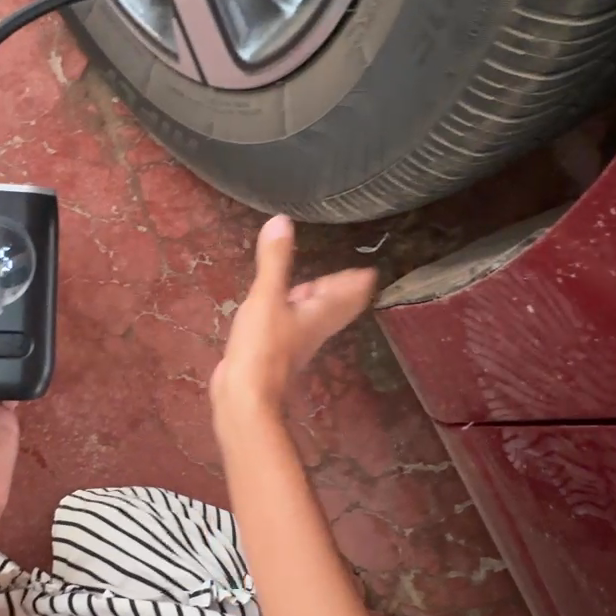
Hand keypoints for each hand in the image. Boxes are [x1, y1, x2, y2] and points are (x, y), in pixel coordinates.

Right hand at [212, 215, 377, 424]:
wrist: (245, 394)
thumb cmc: (263, 346)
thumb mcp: (267, 296)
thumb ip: (275, 260)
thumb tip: (282, 221)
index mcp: (319, 314)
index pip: (347, 296)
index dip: (359, 283)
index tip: (370, 272)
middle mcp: (313, 329)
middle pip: (335, 308)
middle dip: (340, 292)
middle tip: (350, 277)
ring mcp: (295, 344)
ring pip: (313, 319)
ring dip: (316, 302)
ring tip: (313, 287)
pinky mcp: (275, 354)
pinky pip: (291, 327)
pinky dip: (292, 313)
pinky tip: (279, 309)